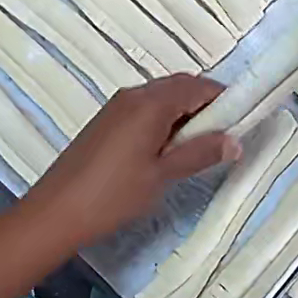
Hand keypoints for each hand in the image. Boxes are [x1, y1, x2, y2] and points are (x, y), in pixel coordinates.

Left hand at [23, 75, 239, 246]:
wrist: (55, 212)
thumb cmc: (113, 194)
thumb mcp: (162, 175)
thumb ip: (200, 153)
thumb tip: (235, 141)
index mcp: (151, 103)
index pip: (198, 86)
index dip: (223, 99)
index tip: (242, 119)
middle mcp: (134, 94)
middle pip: (180, 85)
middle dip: (205, 103)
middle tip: (220, 136)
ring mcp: (117, 105)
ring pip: (162, 96)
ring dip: (183, 111)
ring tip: (194, 146)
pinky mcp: (106, 119)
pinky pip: (145, 106)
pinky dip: (163, 117)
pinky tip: (165, 147)